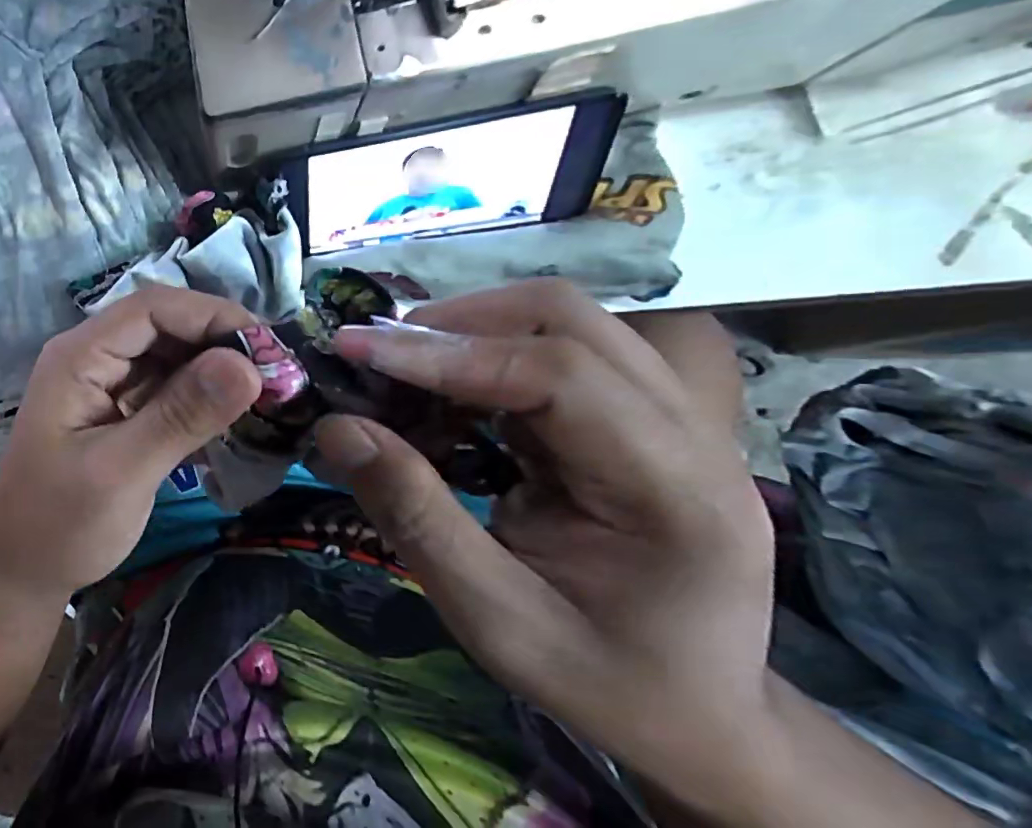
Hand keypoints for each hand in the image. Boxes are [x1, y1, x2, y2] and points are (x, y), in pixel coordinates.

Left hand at [0, 285, 261, 600]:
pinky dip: (203, 398)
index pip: (152, 309)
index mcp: (79, 357)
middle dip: (221, 343)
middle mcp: (92, 358)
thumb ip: (181, 415)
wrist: (22, 571)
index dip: (211, 316)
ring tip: (268, 395)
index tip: (267, 348)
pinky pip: (168, 387)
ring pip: (171, 356)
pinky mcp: (120, 410)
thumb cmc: (60, 525)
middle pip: (165, 327)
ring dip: (217, 370)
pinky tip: (236, 418)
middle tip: (278, 375)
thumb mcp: (122, 472)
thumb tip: (248, 365)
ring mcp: (106, 384)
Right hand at [310, 278, 775, 809]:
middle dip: (459, 322)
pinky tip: (447, 396)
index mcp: (675, 491)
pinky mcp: (640, 413)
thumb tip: (336, 426)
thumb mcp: (494, 618)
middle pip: (570, 319)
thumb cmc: (598, 677)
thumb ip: (416, 517)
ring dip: (472, 330)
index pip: (559, 374)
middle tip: (376, 356)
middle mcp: (691, 431)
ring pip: (565, 320)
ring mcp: (675, 414)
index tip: (355, 348)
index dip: (448, 352)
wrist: (695, 713)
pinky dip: (487, 355)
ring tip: (403, 371)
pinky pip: (558, 348)